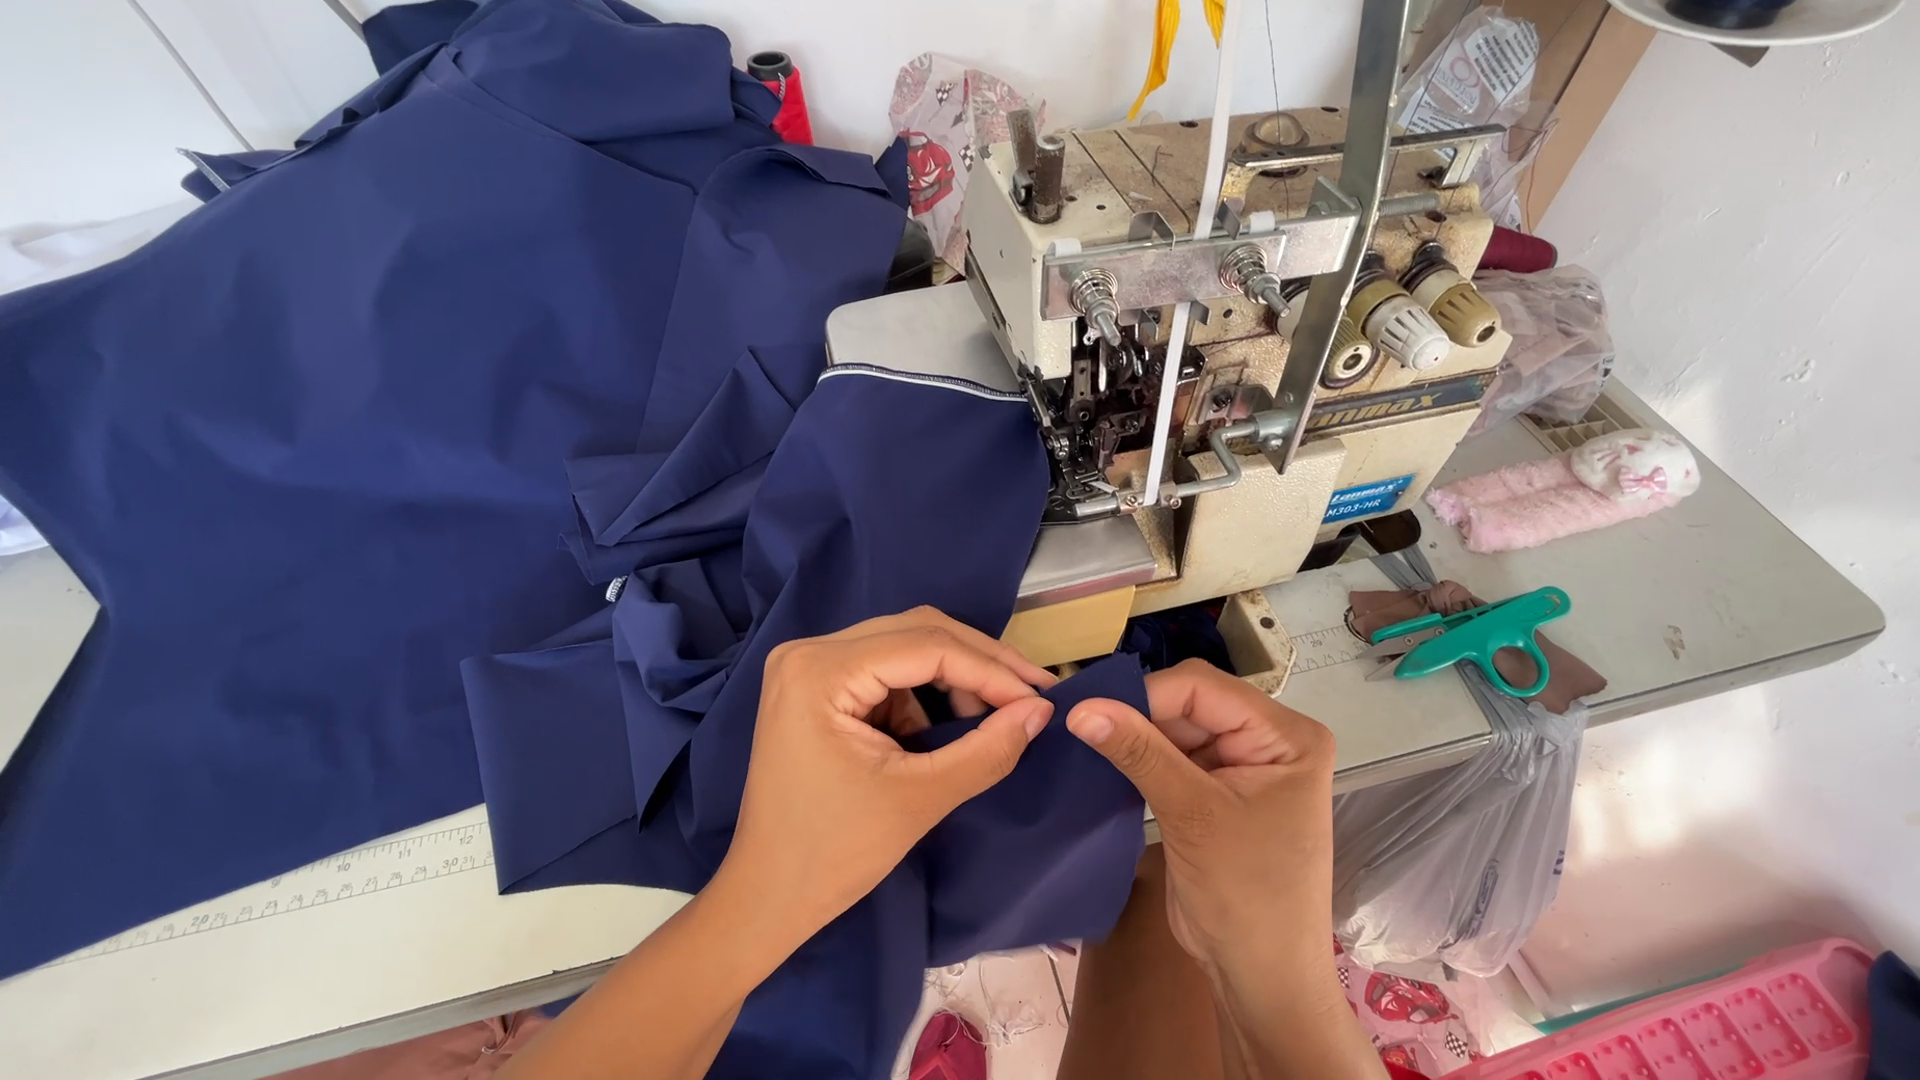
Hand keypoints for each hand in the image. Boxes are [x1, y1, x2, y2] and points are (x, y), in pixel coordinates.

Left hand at [719, 608, 1056, 936]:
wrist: (769, 896)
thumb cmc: (835, 853)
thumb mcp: (920, 798)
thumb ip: (987, 749)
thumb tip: (1042, 710)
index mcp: (821, 670)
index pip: (926, 646)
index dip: (991, 670)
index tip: (1041, 698)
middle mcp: (809, 651)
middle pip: (915, 632)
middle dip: (978, 663)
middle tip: (1030, 693)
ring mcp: (808, 667)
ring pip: (904, 647)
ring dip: (954, 676)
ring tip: (995, 714)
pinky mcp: (816, 687)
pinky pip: (886, 670)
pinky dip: (925, 693)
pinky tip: (950, 726)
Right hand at [1064, 658, 1336, 977]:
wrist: (1260, 977)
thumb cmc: (1245, 895)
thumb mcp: (1191, 815)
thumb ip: (1138, 753)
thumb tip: (1079, 708)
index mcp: (1285, 735)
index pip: (1202, 688)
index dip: (1145, 696)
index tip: (1088, 712)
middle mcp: (1269, 740)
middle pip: (1189, 704)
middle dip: (1139, 716)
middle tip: (1082, 728)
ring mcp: (1242, 766)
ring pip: (1175, 728)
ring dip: (1136, 738)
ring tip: (1087, 743)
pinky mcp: (1216, 791)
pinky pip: (1173, 757)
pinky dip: (1141, 760)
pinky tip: (1107, 764)